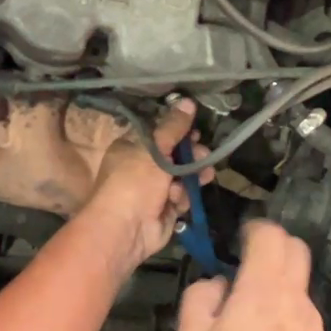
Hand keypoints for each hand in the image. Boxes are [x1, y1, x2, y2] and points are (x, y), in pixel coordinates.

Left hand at [81, 99, 207, 269]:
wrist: (125, 230)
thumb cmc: (134, 181)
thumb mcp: (155, 149)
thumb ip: (173, 126)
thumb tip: (187, 100)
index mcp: (132, 147)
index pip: (158, 133)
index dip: (177, 130)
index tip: (195, 128)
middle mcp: (141, 167)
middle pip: (173, 155)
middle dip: (190, 154)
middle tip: (204, 153)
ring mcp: (153, 190)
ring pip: (181, 176)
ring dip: (192, 175)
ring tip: (205, 174)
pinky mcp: (164, 209)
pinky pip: (181, 197)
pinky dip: (182, 197)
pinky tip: (179, 199)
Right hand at [176, 222, 330, 330]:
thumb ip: (200, 297)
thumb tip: (218, 282)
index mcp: (263, 288)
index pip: (270, 234)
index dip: (254, 227)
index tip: (239, 237)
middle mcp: (293, 295)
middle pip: (295, 247)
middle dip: (273, 244)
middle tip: (249, 259)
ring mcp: (310, 318)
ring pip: (299, 278)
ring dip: (279, 276)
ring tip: (253, 303)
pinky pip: (301, 306)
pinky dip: (285, 304)